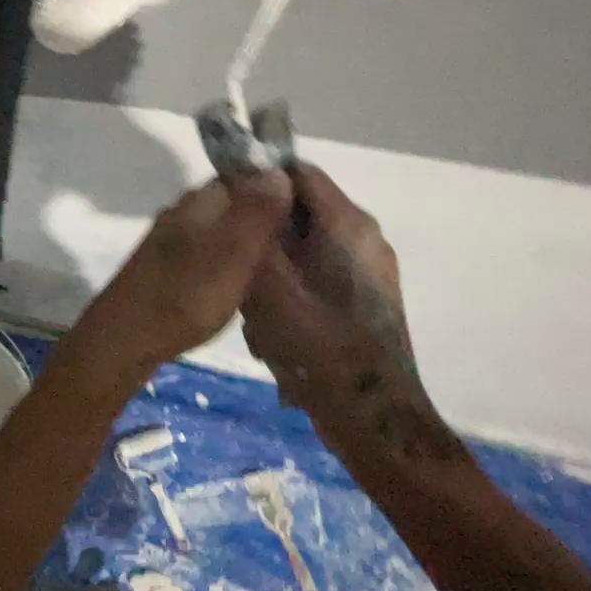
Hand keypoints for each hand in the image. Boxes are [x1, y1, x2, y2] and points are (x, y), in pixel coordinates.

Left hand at [65, 172, 292, 391]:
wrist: (122, 339)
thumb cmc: (183, 296)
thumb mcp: (231, 254)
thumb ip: (254, 213)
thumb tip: (277, 170)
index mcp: (196, 202)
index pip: (241, 177)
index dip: (275, 189)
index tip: (308, 214)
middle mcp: (178, 213)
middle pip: (229, 203)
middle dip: (262, 218)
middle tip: (300, 246)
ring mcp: (166, 241)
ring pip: (216, 230)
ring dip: (244, 243)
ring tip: (277, 267)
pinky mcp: (161, 268)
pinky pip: (203, 253)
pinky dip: (224, 263)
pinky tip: (238, 284)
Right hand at [242, 164, 465, 464]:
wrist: (371, 419)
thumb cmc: (317, 347)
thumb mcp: (267, 285)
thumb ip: (252, 230)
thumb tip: (238, 184)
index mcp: (348, 224)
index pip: (295, 171)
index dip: (253, 179)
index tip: (219, 206)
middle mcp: (363, 237)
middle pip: (294, 211)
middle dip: (257, 236)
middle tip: (230, 269)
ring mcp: (365, 270)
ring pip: (298, 247)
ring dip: (268, 270)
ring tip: (250, 310)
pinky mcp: (362, 298)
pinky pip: (311, 274)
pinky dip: (286, 291)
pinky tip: (271, 329)